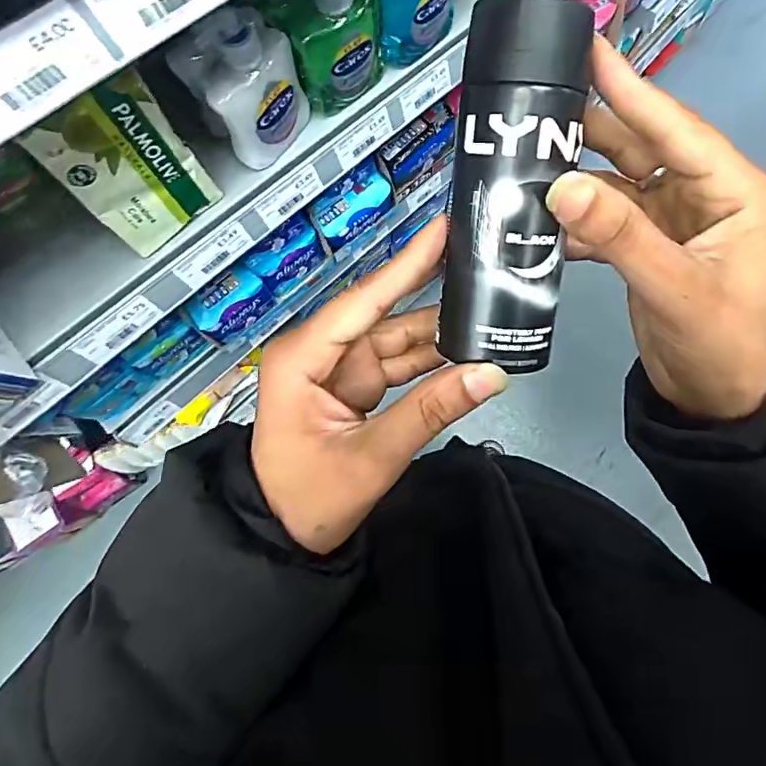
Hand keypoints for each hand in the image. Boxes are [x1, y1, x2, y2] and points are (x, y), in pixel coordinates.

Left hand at [253, 216, 508, 553]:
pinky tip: (466, 346)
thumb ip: (430, 412)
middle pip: (385, 312)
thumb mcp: (370, 458)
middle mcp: (321, 350)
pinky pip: (400, 362)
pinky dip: (432, 358)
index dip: (407, 264)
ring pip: (398, 337)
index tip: (443, 229)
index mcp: (304, 355)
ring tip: (487, 302)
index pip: (364, 300)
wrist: (276, 535)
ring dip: (440, 327)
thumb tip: (489, 375)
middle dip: (431, 287)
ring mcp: (340, 367)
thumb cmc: (304, 499)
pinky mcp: (356, 385)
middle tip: (479, 257)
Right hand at [546, 37, 765, 420]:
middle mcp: (701, 192)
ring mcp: (672, 217)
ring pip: (616, 179)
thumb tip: (559, 184)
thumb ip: (619, 235)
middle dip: (591, 123)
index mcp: (731, 190)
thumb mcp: (674, 289)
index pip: (674, 128)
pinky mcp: (647, 241)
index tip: (589, 47)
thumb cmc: (719, 343)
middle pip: (640, 144)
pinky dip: (575, 216)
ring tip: (523, 155)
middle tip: (538, 97)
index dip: (630, 88)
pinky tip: (540, 216)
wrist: (719, 400)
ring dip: (574, 173)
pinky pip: (606, 215)